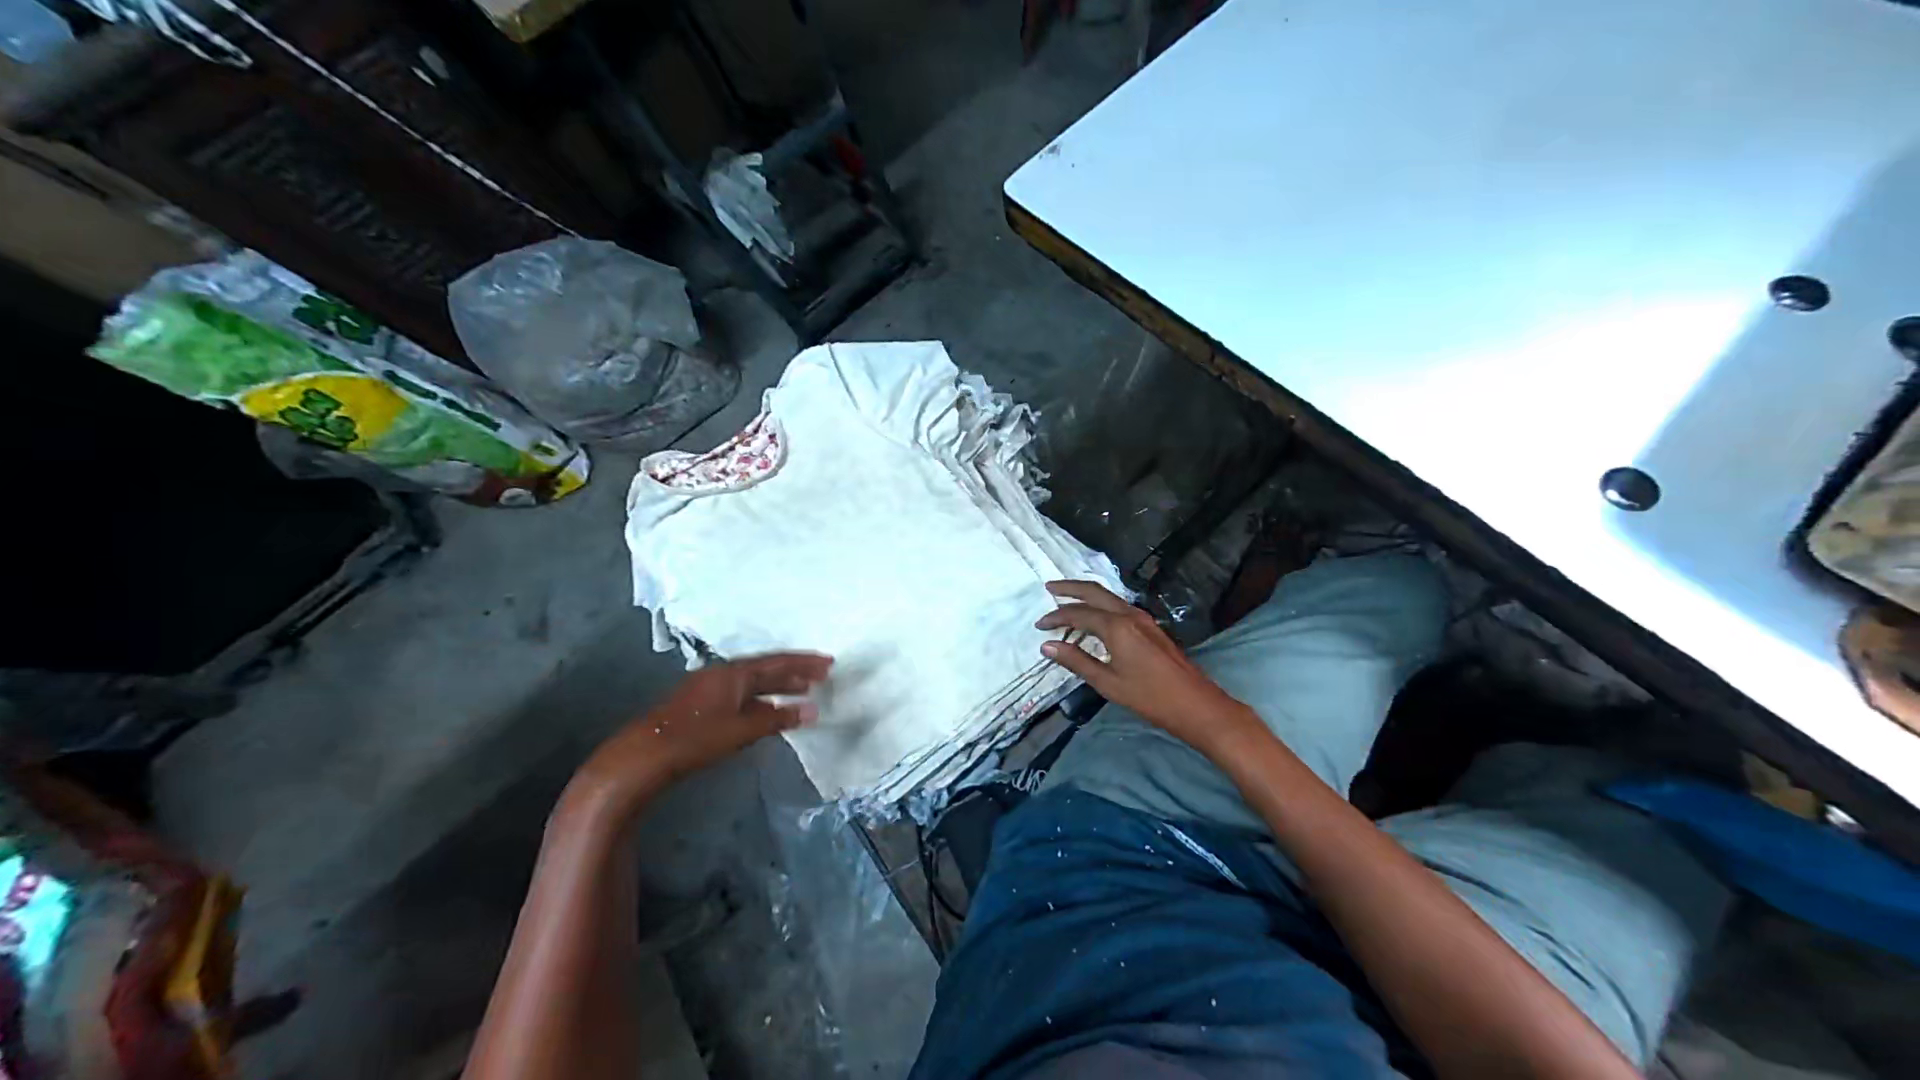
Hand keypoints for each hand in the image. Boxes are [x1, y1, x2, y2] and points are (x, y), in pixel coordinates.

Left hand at [575, 653, 832, 805]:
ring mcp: (710, 690)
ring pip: (753, 682)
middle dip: (794, 671)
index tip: (828, 662)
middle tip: (822, 673)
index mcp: (733, 673)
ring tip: (803, 689)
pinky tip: (770, 710)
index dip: (803, 663)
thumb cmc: (695, 739)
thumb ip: (777, 719)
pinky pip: (743, 694)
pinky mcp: (702, 706)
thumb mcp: (741, 730)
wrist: (643, 757)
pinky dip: (762, 698)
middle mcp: (722, 675)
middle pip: (765, 668)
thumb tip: (813, 710)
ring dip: (779, 684)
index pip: (776, 662)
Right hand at [1036, 581, 1258, 754]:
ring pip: (1109, 597)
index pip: (1078, 614)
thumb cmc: (1150, 697)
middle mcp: (1129, 615)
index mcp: (1117, 627)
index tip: (1039, 625)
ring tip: (1067, 600)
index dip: (1056, 617)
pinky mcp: (1150, 627)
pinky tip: (1094, 617)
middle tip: (1050, 588)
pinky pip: (1119, 607)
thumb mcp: (1107, 683)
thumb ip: (1076, 661)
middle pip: (1095, 592)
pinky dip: (1100, 606)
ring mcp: (1143, 619)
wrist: (1196, 704)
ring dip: (1086, 595)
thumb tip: (1047, 646)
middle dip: (1070, 588)